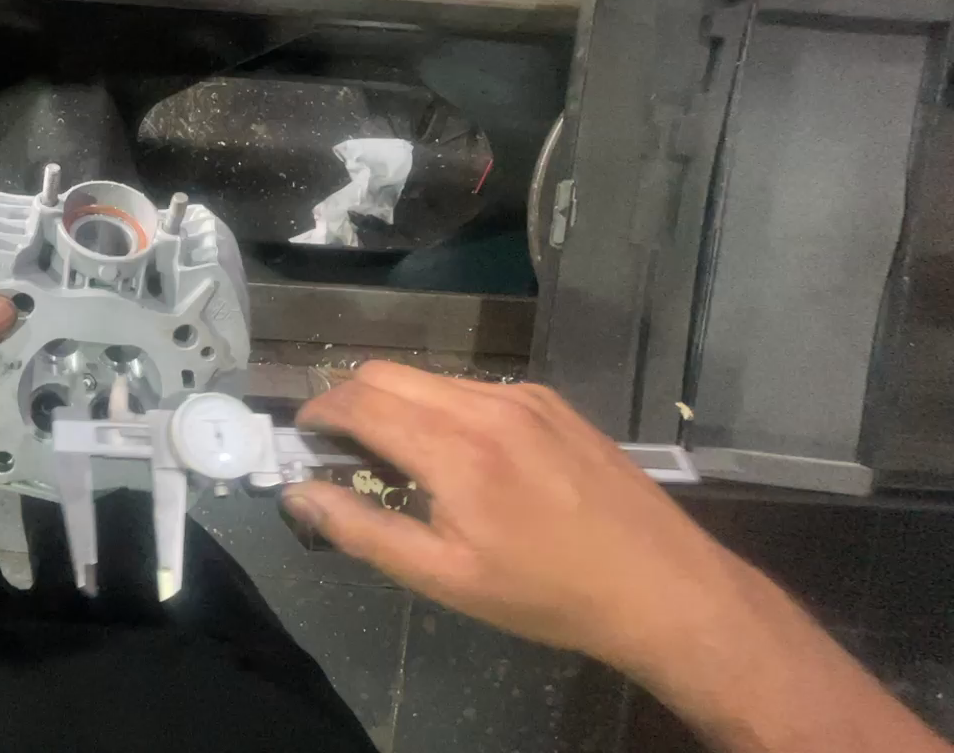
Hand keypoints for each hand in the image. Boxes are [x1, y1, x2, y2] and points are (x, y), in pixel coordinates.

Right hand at [281, 362, 754, 672]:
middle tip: (345, 447)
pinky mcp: (545, 399)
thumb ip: (361, 529)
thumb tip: (297, 493)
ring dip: (391, 402)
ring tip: (402, 452)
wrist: (673, 595)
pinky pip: (465, 385)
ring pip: (421, 376)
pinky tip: (461, 452)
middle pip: (380, 373)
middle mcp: (482, 407)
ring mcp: (519, 397)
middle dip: (346, 401)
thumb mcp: (445, 578)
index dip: (318, 414)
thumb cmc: (547, 594)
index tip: (306, 439)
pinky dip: (437, 405)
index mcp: (455, 452)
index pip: (356, 402)